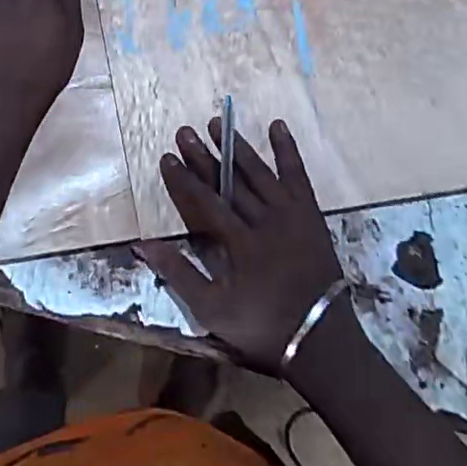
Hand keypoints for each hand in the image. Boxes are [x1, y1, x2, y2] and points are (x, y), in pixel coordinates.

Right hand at [136, 119, 349, 372]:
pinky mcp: (310, 215)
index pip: (205, 201)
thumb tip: (142, 245)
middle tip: (184, 131)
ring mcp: (291, 215)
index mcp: (241, 243)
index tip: (167, 157)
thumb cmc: (263, 327)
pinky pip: (298, 176)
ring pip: (258, 173)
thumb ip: (179, 274)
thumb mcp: (212, 310)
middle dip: (204, 156)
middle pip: (228, 182)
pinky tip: (277, 126)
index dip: (183, 179)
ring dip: (237, 147)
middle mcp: (265, 221)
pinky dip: (288, 150)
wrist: (324, 342)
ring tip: (218, 123)